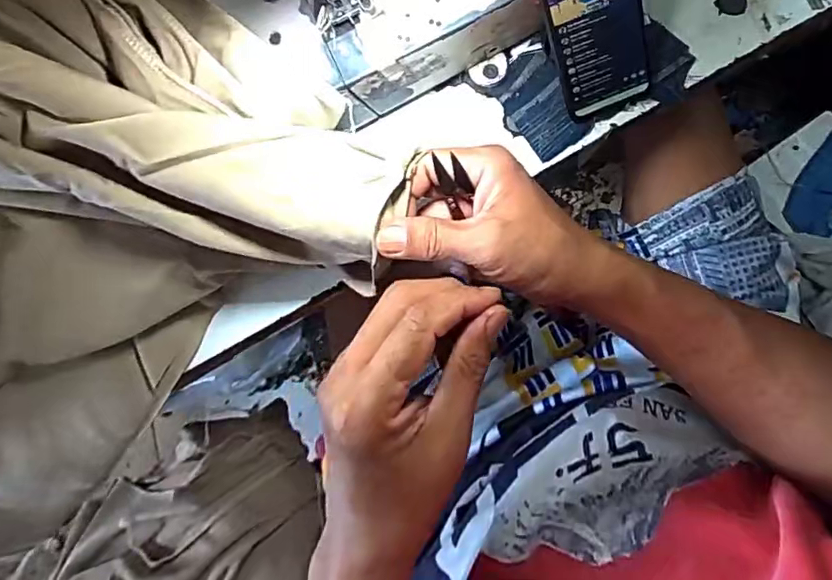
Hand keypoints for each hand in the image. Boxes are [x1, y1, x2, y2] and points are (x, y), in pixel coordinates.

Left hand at [311, 279, 507, 579]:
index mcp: (366, 395)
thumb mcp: (449, 435)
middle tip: (485, 300)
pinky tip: (442, 325)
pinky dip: (413, 318)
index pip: (414, 322)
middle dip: (443, 293)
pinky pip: (379, 326)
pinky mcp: (342, 370)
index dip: (457, 302)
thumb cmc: (410, 500)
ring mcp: (337, 368)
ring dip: (429, 301)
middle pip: (395, 303)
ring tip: (469, 309)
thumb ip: (467, 367)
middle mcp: (343, 372)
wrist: (365, 538)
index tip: (493, 298)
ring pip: (385, 308)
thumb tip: (492, 315)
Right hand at [376, 146, 626, 308]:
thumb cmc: (544, 251)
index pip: (428, 164)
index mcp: (484, 163)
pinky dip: (443, 246)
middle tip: (401, 244)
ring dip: (430, 235)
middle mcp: (480, 176)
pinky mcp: (483, 225)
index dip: (409, 190)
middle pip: (431, 188)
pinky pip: (451, 229)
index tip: (395, 221)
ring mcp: (482, 202)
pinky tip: (439, 263)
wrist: (580, 280)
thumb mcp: (481, 243)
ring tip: (421, 258)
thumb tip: (387, 236)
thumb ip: (432, 238)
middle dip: (418, 217)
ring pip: (438, 212)